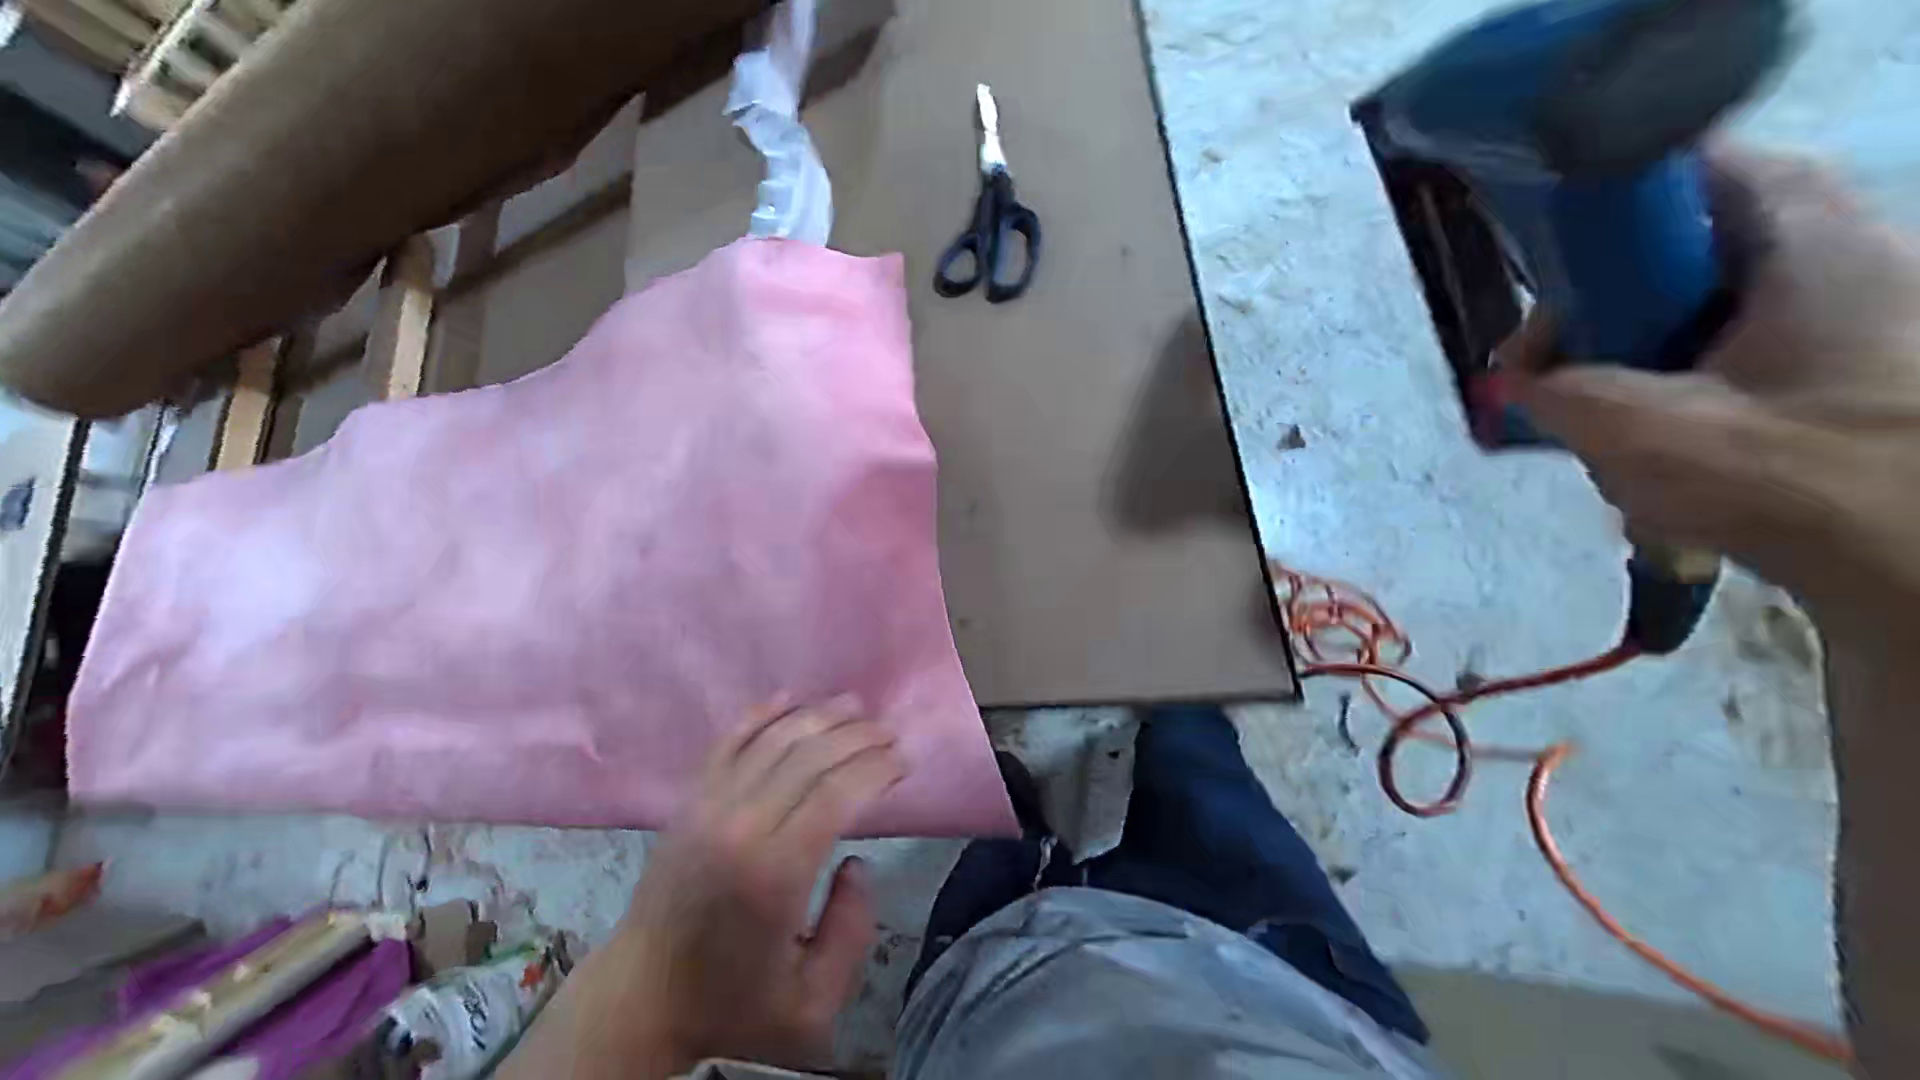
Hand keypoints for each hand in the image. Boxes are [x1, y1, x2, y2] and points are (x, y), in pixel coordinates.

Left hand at [497, 697, 905, 1079]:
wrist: (641, 996)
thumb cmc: (732, 1002)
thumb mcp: (812, 1004)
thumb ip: (852, 932)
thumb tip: (856, 862)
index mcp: (775, 875)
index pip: (835, 795)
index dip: (875, 768)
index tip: (902, 760)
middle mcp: (740, 827)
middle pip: (809, 757)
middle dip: (857, 736)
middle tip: (889, 730)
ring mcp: (708, 807)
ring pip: (772, 739)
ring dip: (818, 715)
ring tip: (853, 704)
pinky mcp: (688, 801)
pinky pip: (728, 742)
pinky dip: (761, 714)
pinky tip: (790, 698)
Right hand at [1502, 151, 1919, 633]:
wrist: (1916, 573)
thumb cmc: (1793, 481)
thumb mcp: (1641, 430)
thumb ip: (1555, 391)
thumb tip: (1508, 378)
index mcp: (1816, 253)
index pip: (1710, 171)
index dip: (1619, 198)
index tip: (1548, 255)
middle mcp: (1843, 268)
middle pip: (1690, 251)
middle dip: (1604, 309)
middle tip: (1548, 367)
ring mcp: (1845, 327)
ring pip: (1697, 313)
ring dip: (1628, 361)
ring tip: (1588, 423)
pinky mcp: (1833, 380)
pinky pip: (1721, 360)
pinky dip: (1666, 391)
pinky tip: (1639, 446)